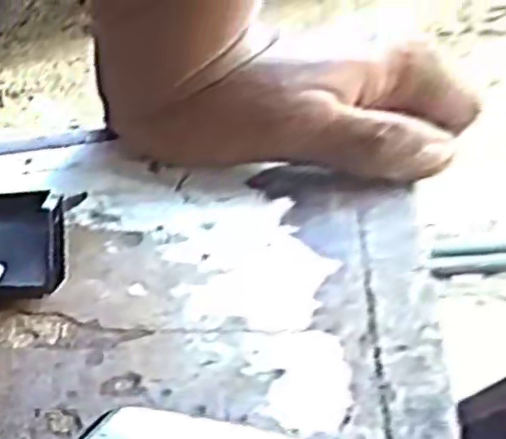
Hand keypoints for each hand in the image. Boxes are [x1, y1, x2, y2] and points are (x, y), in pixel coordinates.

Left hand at [112, 34, 479, 182]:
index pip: (450, 122)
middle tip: (314, 191)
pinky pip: (317, 137)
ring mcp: (338, 84)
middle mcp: (382, 69)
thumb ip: (370, 142)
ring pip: (358, 138)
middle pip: (405, 131)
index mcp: (403, 68)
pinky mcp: (295, 101)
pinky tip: (266, 173)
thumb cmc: (224, 107)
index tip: (356, 187)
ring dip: (329, 167)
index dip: (412, 160)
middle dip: (369, 166)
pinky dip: (300, 159)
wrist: (167, 84)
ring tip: (284, 184)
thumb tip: (433, 160)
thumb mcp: (301, 130)